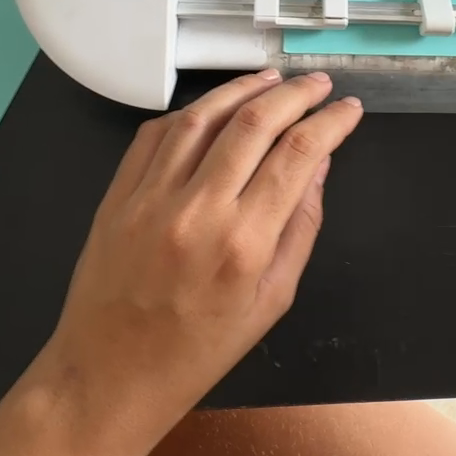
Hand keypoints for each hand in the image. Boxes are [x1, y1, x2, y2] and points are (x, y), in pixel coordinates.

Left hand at [0, 70, 363, 455]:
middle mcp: (198, 210)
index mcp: (243, 244)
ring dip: (244, 88)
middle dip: (295, 94)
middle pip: (255, 123)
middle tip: (317, 83)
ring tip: (272, 78)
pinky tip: (215, 105)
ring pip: (204, 116)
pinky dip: (193, 110)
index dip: (331, 122)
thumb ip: (301, 227)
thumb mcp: (270, 302)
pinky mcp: (119, 192)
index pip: (298, 155)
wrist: (106, 377)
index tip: (348, 108)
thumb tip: (319, 164)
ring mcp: (151, 196)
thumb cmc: (198, 351)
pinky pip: (158, 132)